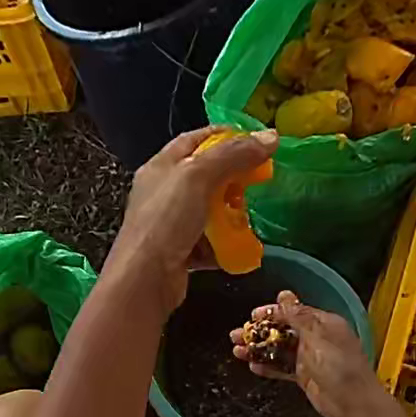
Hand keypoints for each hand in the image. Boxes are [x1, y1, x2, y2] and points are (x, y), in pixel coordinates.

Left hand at [108, 126, 279, 312]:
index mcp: (161, 166)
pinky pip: (207, 243)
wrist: (144, 280)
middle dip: (232, 180)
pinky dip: (222, 245)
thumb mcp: (198, 177)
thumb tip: (271, 137)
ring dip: (229, 215)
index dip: (225, 137)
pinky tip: (236, 248)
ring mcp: (169, 225)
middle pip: (204, 177)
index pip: (195, 140)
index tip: (256, 142)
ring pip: (208, 212)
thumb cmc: (166, 221)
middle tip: (254, 184)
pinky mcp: (178, 253)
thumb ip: (233, 155)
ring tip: (246, 218)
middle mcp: (163, 193)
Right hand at [232, 291, 391, 416]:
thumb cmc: (340, 366)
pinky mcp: (305, 376)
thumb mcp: (317, 337)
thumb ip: (298, 316)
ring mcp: (309, 358)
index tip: (252, 316)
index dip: (271, 313)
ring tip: (237, 351)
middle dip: (259, 332)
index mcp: (323, 323)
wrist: (353, 403)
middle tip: (236, 335)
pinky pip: (282, 368)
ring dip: (259, 349)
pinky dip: (268, 367)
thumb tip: (284, 294)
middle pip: (282, 331)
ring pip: (278, 350)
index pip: (293, 312)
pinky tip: (253, 366)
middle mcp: (315, 338)